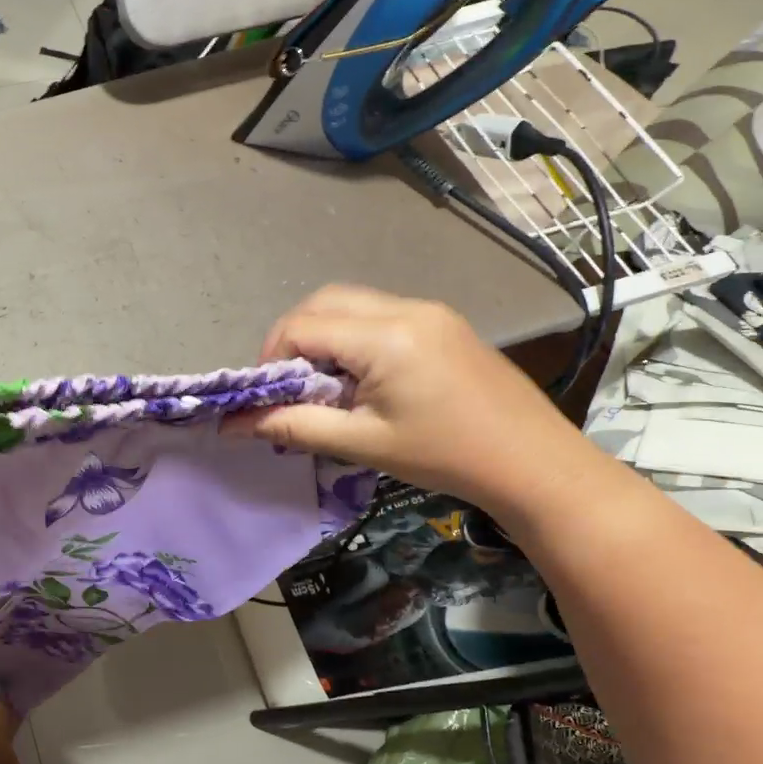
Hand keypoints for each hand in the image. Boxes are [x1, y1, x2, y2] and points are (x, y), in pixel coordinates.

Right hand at [227, 284, 594, 512]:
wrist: (533, 461)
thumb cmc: (443, 455)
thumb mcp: (358, 443)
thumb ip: (289, 425)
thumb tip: (229, 425)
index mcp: (386, 338)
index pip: (300, 327)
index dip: (271, 359)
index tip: (271, 398)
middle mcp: (407, 310)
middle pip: (322, 302)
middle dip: (291, 340)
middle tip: (290, 385)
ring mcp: (429, 313)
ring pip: (348, 304)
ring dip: (319, 336)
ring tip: (322, 384)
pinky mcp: (441, 324)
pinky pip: (375, 315)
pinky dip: (348, 337)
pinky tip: (356, 378)